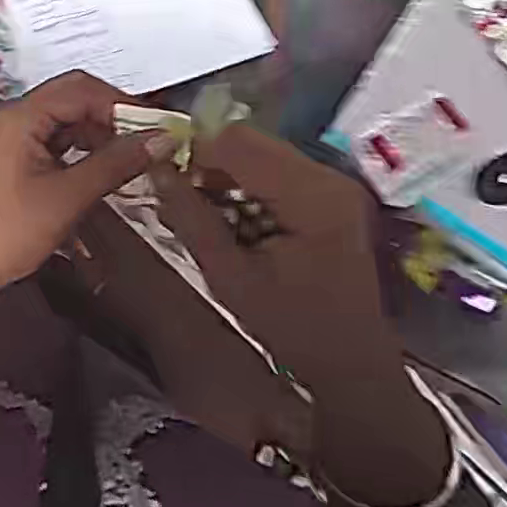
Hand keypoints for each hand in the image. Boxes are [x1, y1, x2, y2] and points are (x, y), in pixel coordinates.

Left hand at [0, 71, 176, 306]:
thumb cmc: (10, 231)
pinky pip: (61, 138)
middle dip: (114, 113)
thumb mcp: (69, 196)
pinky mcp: (21, 155)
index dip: (122, 104)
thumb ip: (116, 163)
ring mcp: (18, 135)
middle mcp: (18, 116)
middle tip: (150, 137)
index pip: (82, 89)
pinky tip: (110, 165)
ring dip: (103, 130)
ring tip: (137, 154)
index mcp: (22, 116)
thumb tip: (161, 139)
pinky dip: (87, 146)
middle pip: (75, 96)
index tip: (157, 126)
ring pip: (69, 117)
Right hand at [151, 126, 454, 506]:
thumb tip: (155, 169)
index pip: (235, 142)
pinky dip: (243, 183)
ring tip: (205, 211)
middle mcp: (327, 177)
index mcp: (310, 196)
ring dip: (223, 173)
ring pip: (257, 151)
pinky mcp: (328, 194)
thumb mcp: (227, 275)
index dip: (192, 153)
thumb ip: (190, 216)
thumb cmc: (290, 328)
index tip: (166, 182)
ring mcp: (332, 183)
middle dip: (207, 162)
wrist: (351, 366)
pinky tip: (233, 217)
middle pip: (248, 140)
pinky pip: (271, 168)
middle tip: (183, 198)